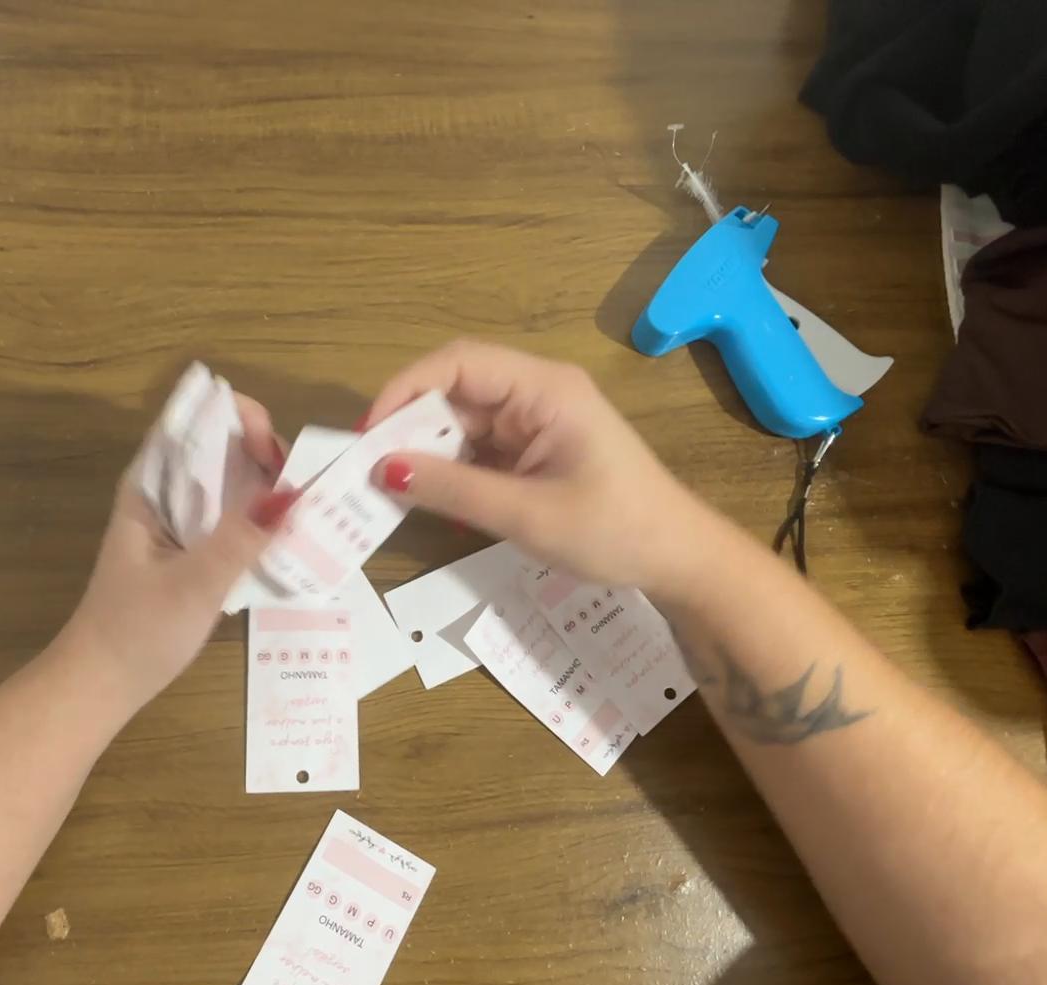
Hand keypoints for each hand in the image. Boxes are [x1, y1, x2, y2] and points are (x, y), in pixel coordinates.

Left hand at [63, 393, 295, 708]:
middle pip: (223, 447)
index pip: (194, 421)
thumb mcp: (193, 585)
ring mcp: (184, 520)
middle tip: (306, 488)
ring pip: (234, 482)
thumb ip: (239, 541)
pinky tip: (294, 534)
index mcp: (151, 485)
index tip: (274, 452)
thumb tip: (292, 498)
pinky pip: (237, 517)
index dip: (240, 419)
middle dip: (266, 455)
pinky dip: (264, 518)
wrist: (105, 681)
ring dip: (271, 486)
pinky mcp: (198, 547)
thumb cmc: (136, 631)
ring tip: (313, 508)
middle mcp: (168, 492)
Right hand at [363, 340, 707, 592]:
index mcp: (544, 390)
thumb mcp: (525, 514)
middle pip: (455, 392)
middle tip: (370, 470)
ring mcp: (535, 423)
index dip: (405, 390)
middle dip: (410, 427)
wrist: (676, 558)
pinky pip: (479, 450)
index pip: (458, 364)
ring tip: (391, 489)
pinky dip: (452, 472)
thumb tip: (382, 470)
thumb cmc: (612, 530)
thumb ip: (452, 488)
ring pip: (462, 424)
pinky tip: (431, 498)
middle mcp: (536, 395)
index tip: (369, 434)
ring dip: (428, 453)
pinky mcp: (533, 450)